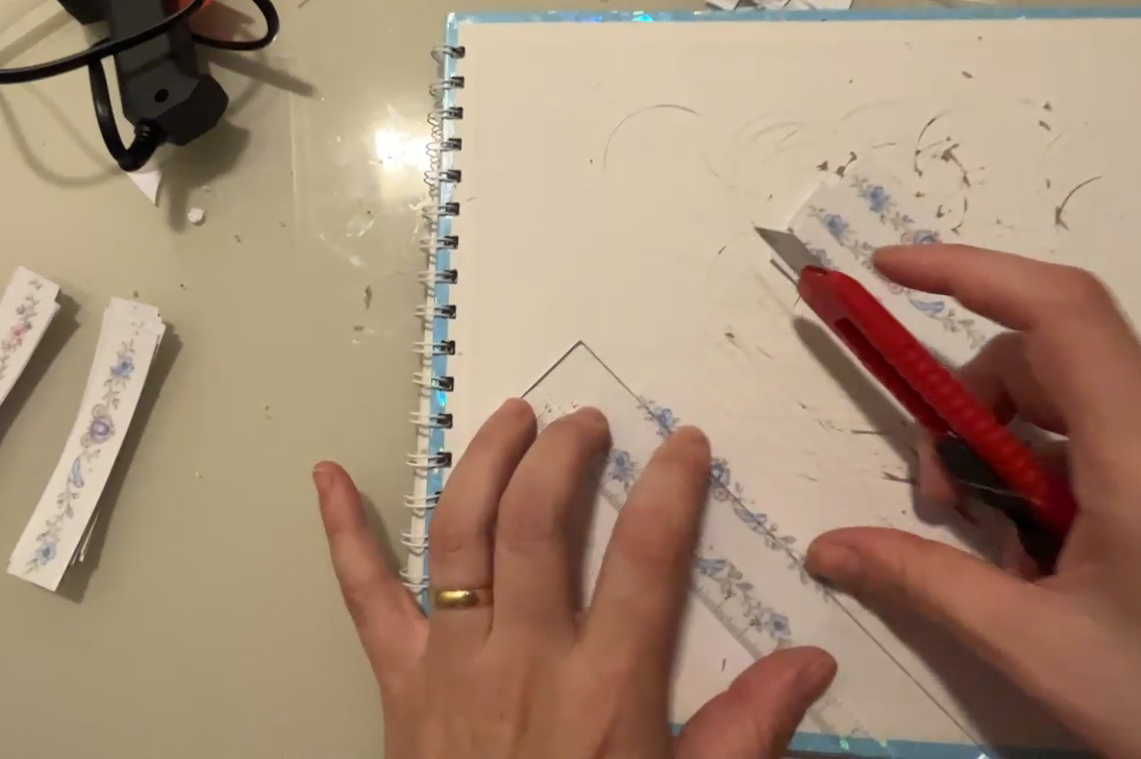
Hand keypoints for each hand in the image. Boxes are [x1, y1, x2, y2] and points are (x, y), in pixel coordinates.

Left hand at [315, 400, 836, 757]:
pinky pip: (363, 594)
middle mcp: (520, 659)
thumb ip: (746, 734)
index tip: (684, 441)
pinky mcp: (396, 676)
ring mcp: (448, 662)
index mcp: (603, 693)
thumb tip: (813, 662)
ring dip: (481, 461)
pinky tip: (327, 474)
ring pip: (457, 534)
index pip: (645, 561)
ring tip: (511, 415)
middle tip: (583, 422)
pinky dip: (343, 531)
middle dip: (561, 455)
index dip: (669, 489)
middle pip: (534, 525)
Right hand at [805, 245, 1140, 758]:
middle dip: (973, 419)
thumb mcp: (1050, 656)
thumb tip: (825, 548)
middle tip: (949, 508)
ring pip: (1099, 420)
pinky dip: (1087, 485)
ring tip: (1030, 563)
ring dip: (1028, 463)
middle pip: (1054, 371)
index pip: (1058, 311)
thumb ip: (924, 583)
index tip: (888, 269)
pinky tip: (1100, 574)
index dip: (964, 270)